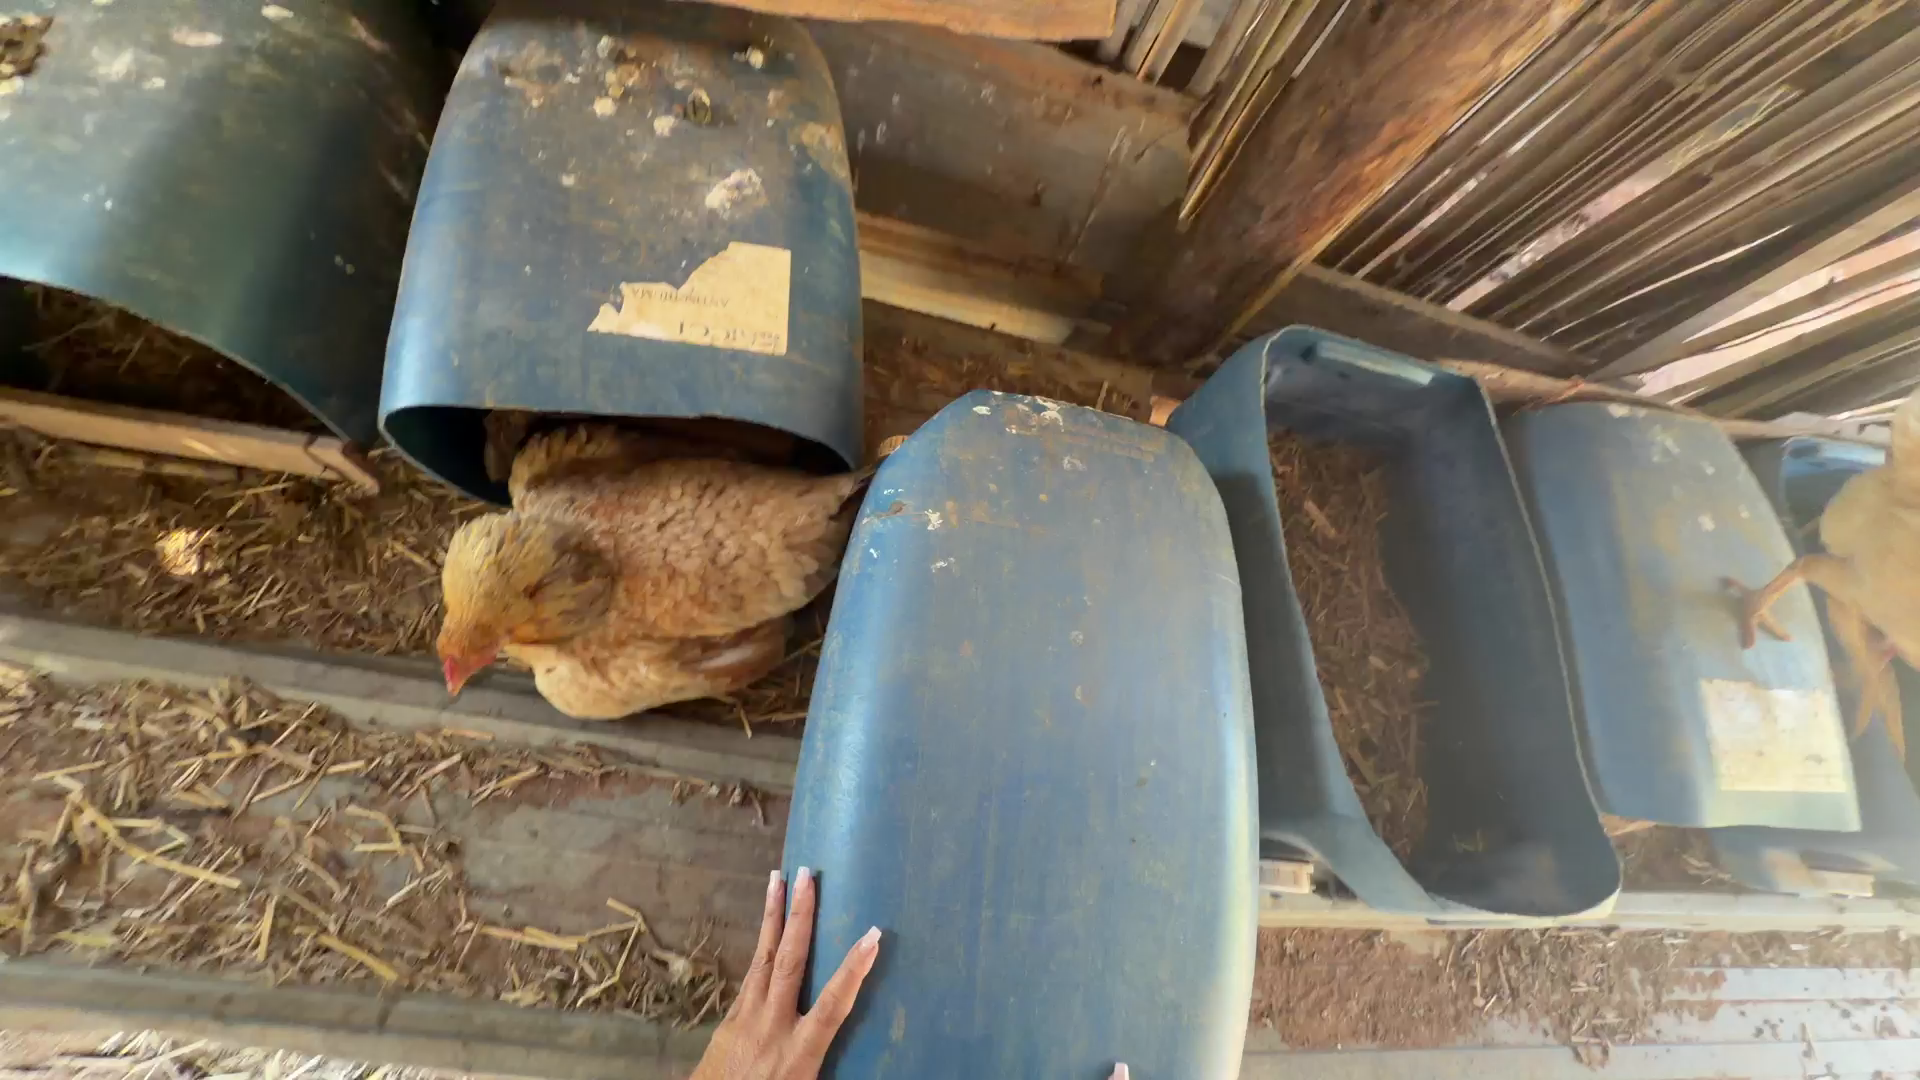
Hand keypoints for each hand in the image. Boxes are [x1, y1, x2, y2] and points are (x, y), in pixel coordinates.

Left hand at [691, 866, 880, 1079]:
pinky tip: (768, 924)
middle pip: (791, 963)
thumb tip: (856, 1046)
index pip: (833, 1005)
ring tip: (779, 878)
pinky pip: (752, 971)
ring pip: (765, 957)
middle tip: (808, 875)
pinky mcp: (730, 1017)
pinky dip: (763, 943)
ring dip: (774, 915)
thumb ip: (822, 1061)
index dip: (853, 970)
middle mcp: (772, 1027)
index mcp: (797, 1054)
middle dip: (801, 917)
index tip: (873, 934)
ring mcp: (746, 1018)